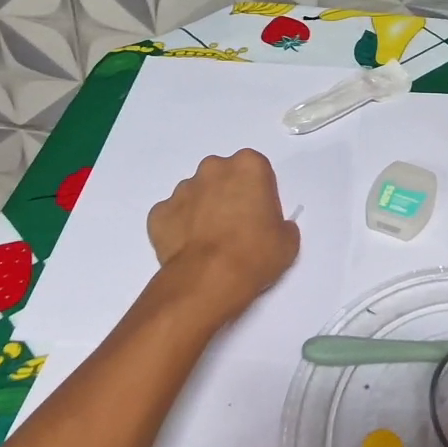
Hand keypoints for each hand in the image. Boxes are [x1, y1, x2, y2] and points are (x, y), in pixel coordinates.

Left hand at [146, 149, 300, 328]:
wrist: (209, 280)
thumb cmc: (255, 254)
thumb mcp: (288, 241)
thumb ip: (282, 225)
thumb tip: (272, 229)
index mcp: (248, 165)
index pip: (256, 171)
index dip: (259, 194)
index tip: (260, 218)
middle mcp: (214, 168)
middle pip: (223, 177)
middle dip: (228, 195)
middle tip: (236, 229)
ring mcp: (182, 189)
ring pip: (196, 195)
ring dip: (203, 211)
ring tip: (211, 244)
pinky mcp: (159, 213)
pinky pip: (172, 216)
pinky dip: (179, 229)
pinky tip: (190, 251)